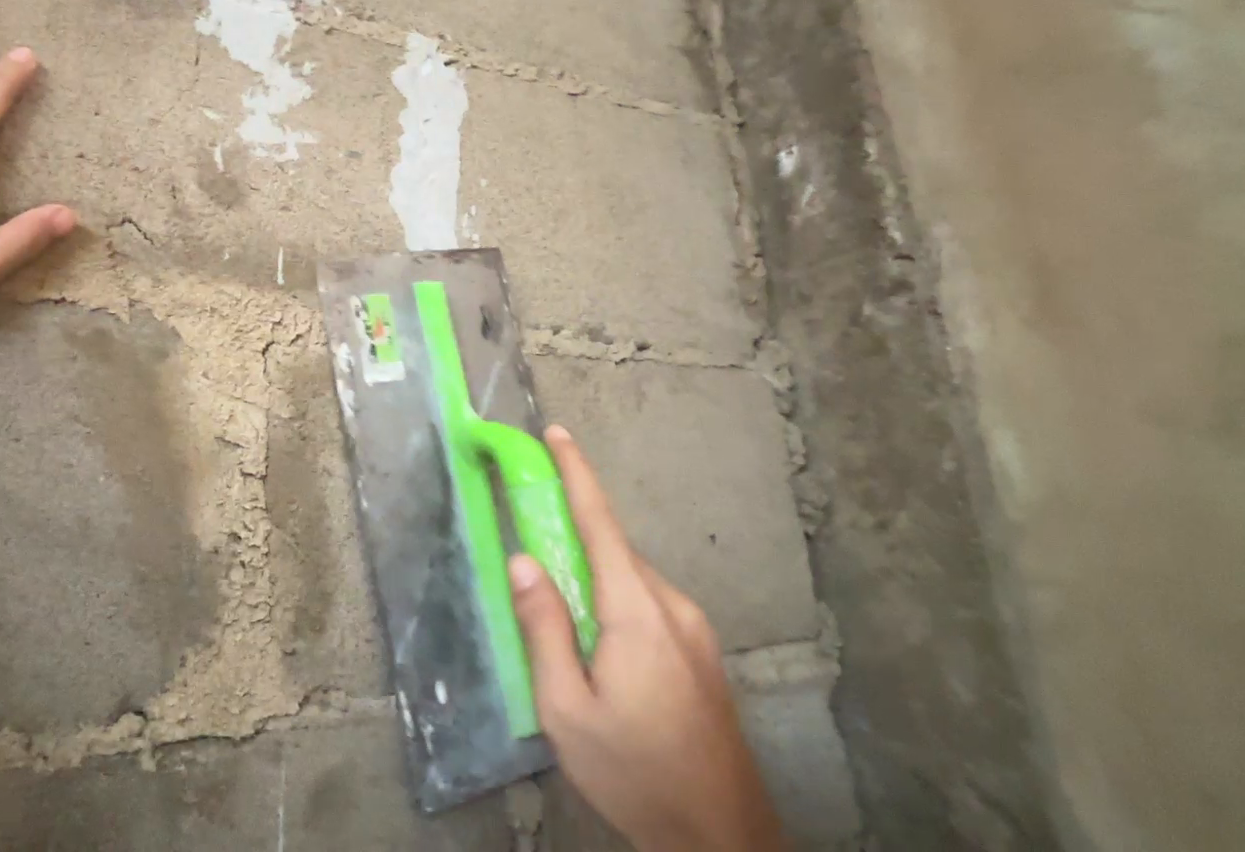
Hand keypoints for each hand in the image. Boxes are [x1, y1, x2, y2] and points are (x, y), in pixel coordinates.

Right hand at [511, 426, 785, 851]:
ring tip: (564, 629)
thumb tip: (524, 561)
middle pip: (612, 550)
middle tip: (532, 553)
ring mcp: (695, 629)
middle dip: (571, 537)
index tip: (556, 433)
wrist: (721, 834)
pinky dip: (614, 602)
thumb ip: (544, 629)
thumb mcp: (566, 709)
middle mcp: (672, 606)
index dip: (576, 473)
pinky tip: (600, 650)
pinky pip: (648, 605)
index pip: (600, 522)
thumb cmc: (634, 770)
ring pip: (630, 580)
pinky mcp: (702, 653)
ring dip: (592, 579)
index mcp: (636, 611)